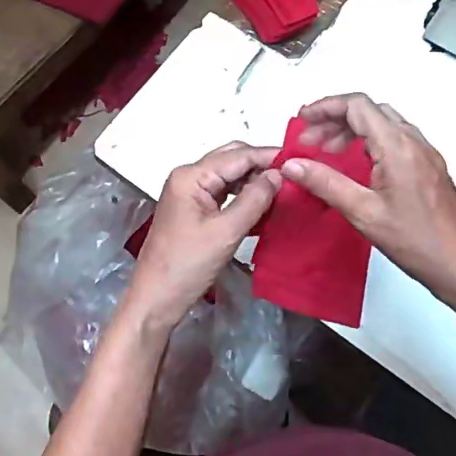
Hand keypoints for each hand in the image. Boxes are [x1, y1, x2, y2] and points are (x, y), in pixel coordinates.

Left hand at [125, 142, 279, 334]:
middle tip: (294, 176)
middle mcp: (189, 177)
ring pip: (230, 176)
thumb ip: (254, 199)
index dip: (269, 156)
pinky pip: (224, 193)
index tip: (300, 160)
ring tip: (284, 191)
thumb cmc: (187, 265)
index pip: (238, 155)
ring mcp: (190, 193)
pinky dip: (244, 196)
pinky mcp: (194, 209)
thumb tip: (278, 175)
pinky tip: (265, 206)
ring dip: (255, 181)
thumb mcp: (226, 232)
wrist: (155, 300)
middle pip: (233, 159)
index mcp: (191, 176)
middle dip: (262, 165)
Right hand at [281, 94, 455, 310]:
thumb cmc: (419, 242)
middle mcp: (415, 143)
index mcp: (398, 147)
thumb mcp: (364, 213)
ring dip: (353, 130)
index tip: (303, 121)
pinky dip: (371, 141)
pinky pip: (397, 139)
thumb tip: (294, 164)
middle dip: (336, 119)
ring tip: (328, 152)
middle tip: (310, 141)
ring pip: (384, 124)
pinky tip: (358, 165)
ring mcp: (426, 154)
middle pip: (370, 110)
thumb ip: (326, 183)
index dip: (326, 107)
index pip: (358, 105)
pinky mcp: (430, 168)